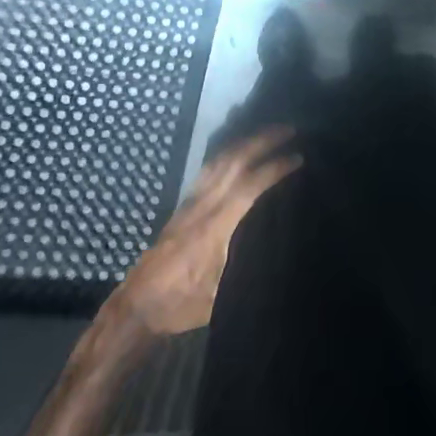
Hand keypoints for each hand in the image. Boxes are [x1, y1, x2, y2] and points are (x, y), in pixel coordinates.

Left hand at [114, 125, 300, 336]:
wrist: (137, 306)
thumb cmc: (182, 302)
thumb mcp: (221, 297)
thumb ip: (253, 274)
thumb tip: (291, 261)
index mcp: (215, 226)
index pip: (249, 186)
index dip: (275, 168)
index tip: (298, 157)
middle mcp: (203, 206)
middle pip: (234, 161)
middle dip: (262, 140)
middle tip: (289, 129)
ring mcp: (190, 202)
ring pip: (219, 160)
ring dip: (245, 141)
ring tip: (268, 132)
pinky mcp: (183, 205)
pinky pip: (208, 168)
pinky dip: (228, 152)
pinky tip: (238, 150)